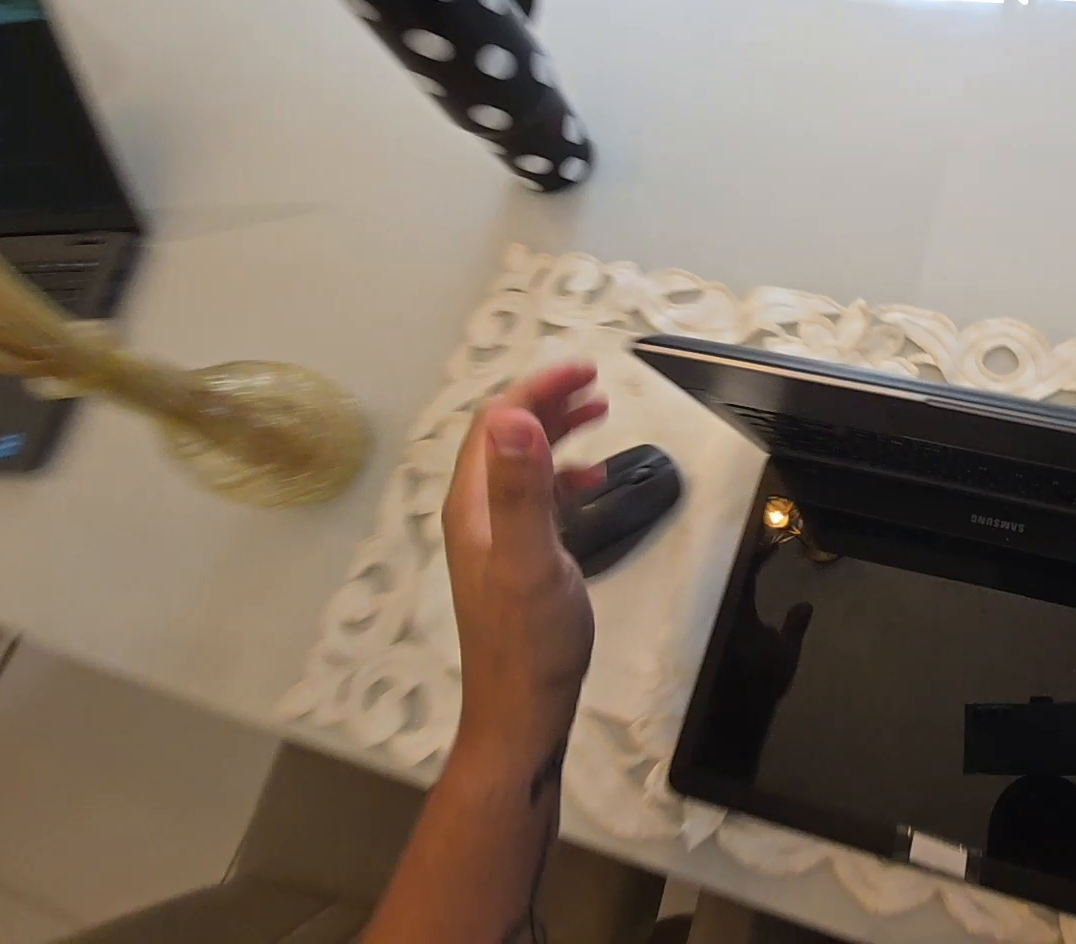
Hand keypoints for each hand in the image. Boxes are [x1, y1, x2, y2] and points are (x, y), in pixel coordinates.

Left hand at [440, 364, 608, 772]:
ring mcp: (498, 534)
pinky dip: (567, 475)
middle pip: (509, 438)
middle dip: (549, 402)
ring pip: (525, 464)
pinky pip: (540, 497)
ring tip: (600, 414)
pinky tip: (594, 481)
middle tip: (596, 385)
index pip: (498, 426)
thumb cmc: (531, 638)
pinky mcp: (520, 554)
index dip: (537, 390)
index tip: (585, 371)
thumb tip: (516, 418)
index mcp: (475, 505)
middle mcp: (479, 512)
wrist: (524, 706)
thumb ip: (522, 489)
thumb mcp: (531, 560)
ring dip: (560, 432)